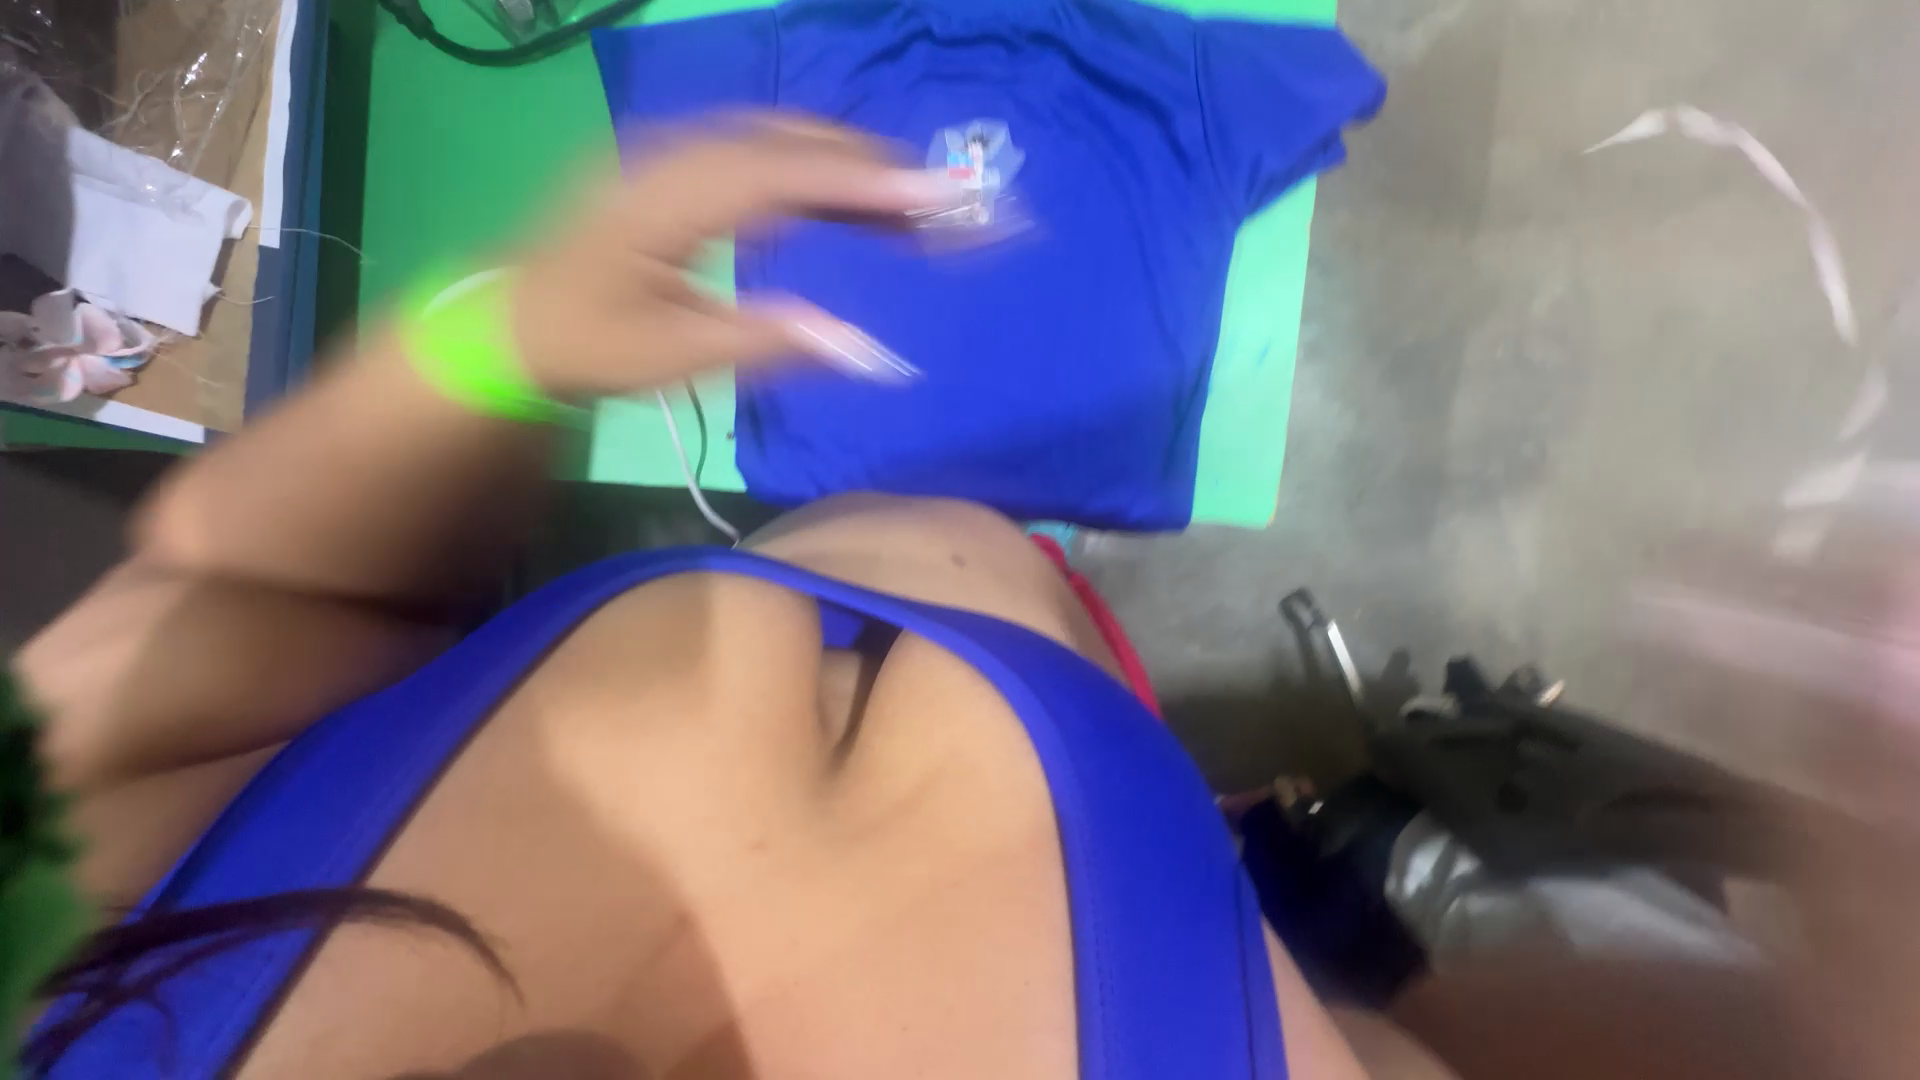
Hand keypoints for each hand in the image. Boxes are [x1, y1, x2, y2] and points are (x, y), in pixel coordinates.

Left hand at [506, 116, 964, 398]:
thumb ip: (769, 345)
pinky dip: (815, 172)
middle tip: (943, 198)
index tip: (932, 196)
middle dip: (871, 167)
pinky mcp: (678, 171)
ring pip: (776, 140)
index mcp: (663, 200)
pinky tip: (847, 199)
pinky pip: (760, 155)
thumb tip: (864, 350)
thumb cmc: (589, 345)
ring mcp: (671, 156)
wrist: (511, 322)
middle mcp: (670, 157)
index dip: (859, 182)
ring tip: (911, 201)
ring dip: (848, 165)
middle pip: (786, 141)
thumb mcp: (674, 357)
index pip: (777, 174)